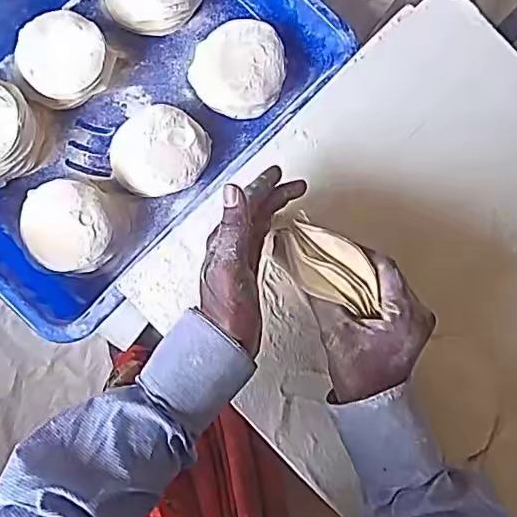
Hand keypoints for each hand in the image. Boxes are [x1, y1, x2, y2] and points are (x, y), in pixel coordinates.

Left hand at [200, 166, 305, 355]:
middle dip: (273, 192)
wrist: (226, 341)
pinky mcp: (247, 270)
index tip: (277, 174)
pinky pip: (260, 238)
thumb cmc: (226, 311)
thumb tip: (233, 191)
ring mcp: (238, 256)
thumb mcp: (230, 264)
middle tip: (293, 183)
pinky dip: (270, 226)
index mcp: (224, 238)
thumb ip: (232, 227)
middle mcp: (229, 244)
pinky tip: (276, 227)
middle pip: (253, 208)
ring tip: (291, 196)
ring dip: (274, 206)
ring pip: (258, 221)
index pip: (245, 202)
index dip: (262, 185)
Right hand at [313, 252, 436, 402]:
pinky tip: (355, 294)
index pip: (384, 266)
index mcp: (405, 313)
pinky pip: (392, 299)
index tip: (339, 248)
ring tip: (343, 276)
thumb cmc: (361, 378)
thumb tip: (308, 274)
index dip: (358, 254)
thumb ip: (323, 299)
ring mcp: (419, 322)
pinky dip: (373, 293)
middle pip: (388, 274)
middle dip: (360, 266)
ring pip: (390, 285)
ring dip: (366, 280)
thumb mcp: (336, 334)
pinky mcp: (413, 328)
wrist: (373, 407)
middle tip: (337, 260)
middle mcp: (419, 314)